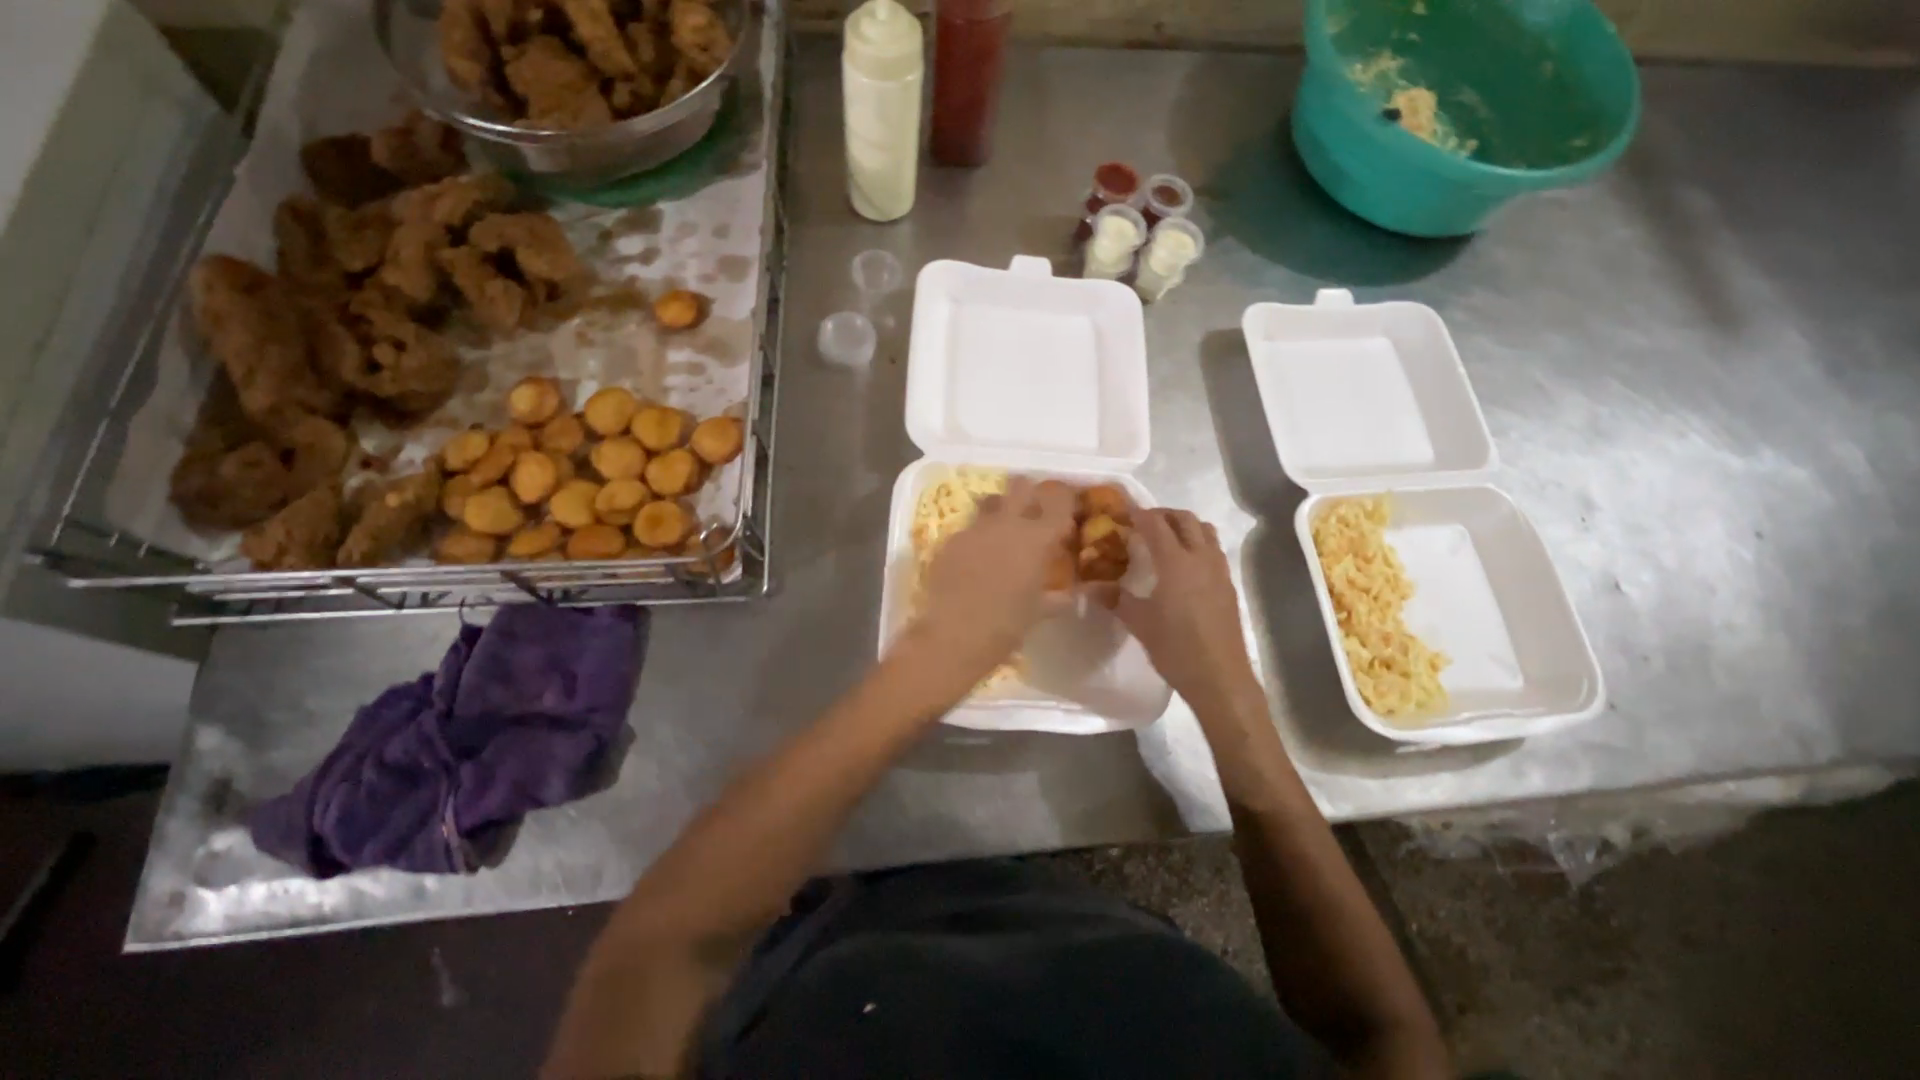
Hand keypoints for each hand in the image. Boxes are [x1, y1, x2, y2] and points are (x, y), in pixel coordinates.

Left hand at [890, 476, 1075, 705]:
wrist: (954, 635)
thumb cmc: (1006, 626)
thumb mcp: (1040, 612)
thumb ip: (1057, 596)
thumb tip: (1068, 593)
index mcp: (1038, 538)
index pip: (1060, 500)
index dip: (1066, 501)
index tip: (1067, 513)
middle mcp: (1007, 523)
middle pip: (1021, 485)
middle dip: (1030, 494)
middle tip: (1034, 513)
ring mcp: (975, 528)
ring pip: (991, 501)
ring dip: (1001, 510)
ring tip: (1003, 532)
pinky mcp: (950, 540)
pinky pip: (969, 528)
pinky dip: (977, 537)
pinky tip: (976, 558)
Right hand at [1113, 509, 1260, 713]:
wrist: (1219, 676)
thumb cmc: (1175, 648)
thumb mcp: (1139, 623)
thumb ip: (1116, 600)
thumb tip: (1090, 588)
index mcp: (1176, 562)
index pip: (1156, 524)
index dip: (1139, 514)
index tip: (1123, 513)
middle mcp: (1200, 558)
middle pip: (1185, 519)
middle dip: (1163, 515)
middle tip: (1143, 524)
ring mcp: (1219, 570)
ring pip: (1205, 532)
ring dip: (1185, 526)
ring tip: (1166, 540)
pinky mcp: (1228, 585)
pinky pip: (1214, 551)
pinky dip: (1198, 545)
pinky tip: (1184, 567)